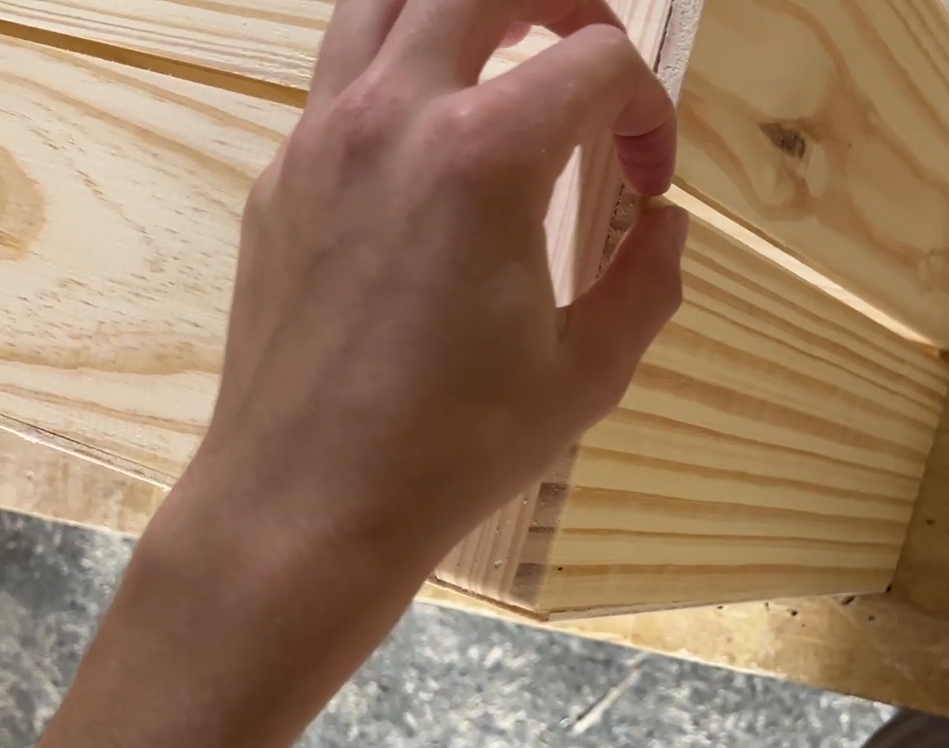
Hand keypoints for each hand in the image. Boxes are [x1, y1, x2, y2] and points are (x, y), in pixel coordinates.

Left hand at [182, 0, 689, 584]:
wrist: (315, 497)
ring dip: (478, 13)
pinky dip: (416, 71)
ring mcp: (320, 133)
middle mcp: (393, 113)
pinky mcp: (282, 172)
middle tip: (604, 68)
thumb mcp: (591, 373)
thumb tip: (665, 223)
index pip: (598, 66)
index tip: (652, 185)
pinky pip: (348, 68)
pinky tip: (448, 153)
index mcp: (485, 160)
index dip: (651, 114)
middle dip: (572, 4)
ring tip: (524, 71)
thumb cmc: (464, 444)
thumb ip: (648, 282)